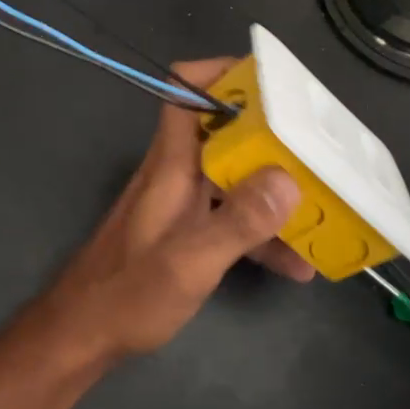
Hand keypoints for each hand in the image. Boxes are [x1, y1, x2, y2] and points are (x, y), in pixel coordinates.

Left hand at [37, 59, 312, 362]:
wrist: (83, 334)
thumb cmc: (129, 294)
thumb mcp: (190, 262)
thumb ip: (238, 221)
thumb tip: (288, 178)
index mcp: (171, 163)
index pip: (185, 91)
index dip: (222, 73)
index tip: (274, 83)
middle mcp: (177, 172)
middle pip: (224, 131)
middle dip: (272, 134)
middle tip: (322, 146)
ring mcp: (182, 202)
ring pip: (234, 177)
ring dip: (275, 190)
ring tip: (326, 207)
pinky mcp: (187, 231)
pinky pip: (231, 217)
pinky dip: (261, 232)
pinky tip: (297, 263)